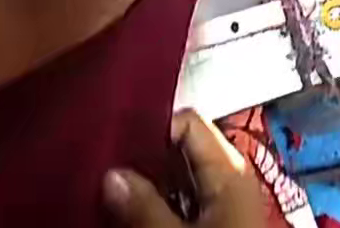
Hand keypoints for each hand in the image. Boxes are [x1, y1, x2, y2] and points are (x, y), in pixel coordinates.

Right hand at [104, 110, 272, 227]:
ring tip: (112, 197)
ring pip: (182, 180)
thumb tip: (112, 174)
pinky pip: (187, 204)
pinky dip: (162, 208)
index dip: (153, 129)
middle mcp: (231, 175)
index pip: (188, 122)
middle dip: (146, 163)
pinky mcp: (222, 225)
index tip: (116, 144)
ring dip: (150, 189)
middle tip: (108, 175)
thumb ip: (144, 206)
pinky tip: (134, 219)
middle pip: (183, 151)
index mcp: (229, 165)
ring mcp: (227, 202)